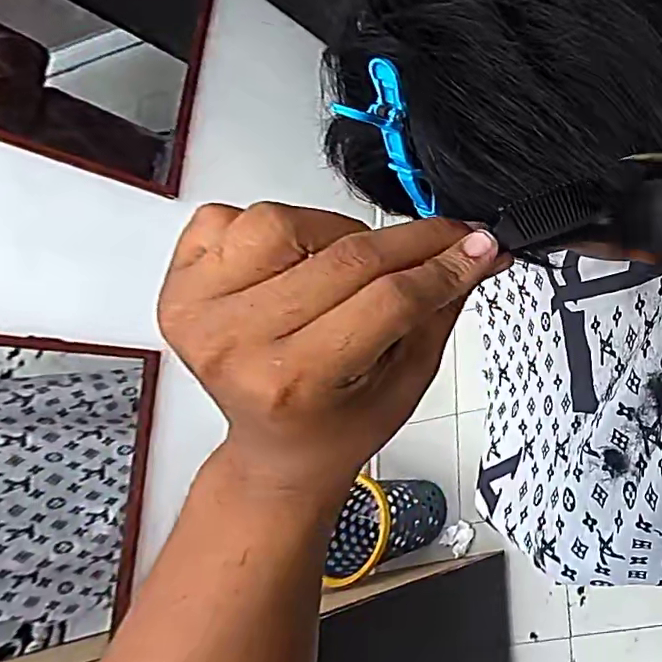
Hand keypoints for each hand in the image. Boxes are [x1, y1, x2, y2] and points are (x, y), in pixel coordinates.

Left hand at [158, 203, 502, 500]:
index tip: (483, 247)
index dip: (448, 266)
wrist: (282, 442)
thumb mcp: (413, 372)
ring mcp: (198, 308)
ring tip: (362, 263)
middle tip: (457, 238)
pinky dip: (279, 228)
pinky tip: (306, 259)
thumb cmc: (344, 417)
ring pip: (285, 222)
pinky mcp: (178, 283)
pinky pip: (230, 219)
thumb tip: (480, 255)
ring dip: (344, 232)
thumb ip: (443, 305)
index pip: (392, 298)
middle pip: (349, 257)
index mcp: (297, 378)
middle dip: (420, 240)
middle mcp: (236, 340)